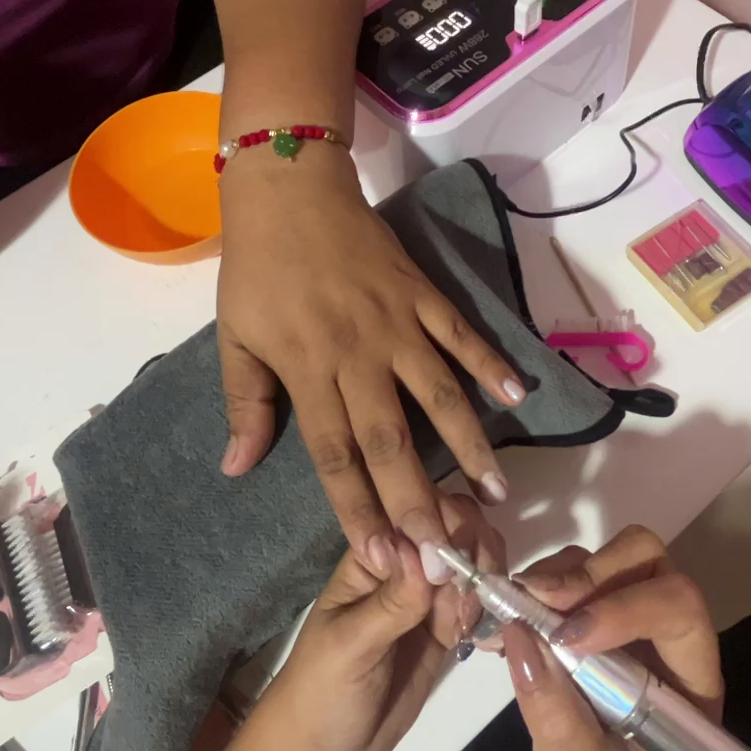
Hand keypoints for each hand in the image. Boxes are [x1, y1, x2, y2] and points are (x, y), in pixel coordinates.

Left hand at [183, 496, 505, 750]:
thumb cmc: (320, 690)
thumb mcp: (349, 646)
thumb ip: (390, 603)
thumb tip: (421, 551)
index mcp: (371, 551)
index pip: (413, 511)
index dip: (442, 524)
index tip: (455, 563)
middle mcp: (404, 561)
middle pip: (453, 524)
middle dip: (473, 547)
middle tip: (475, 591)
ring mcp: (428, 593)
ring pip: (472, 557)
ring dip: (485, 577)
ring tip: (470, 620)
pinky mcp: (446, 626)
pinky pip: (478, 599)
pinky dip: (489, 607)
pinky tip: (480, 634)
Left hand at [216, 148, 524, 569]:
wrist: (291, 194)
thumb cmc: (258, 271)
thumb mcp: (234, 337)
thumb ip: (244, 402)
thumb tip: (236, 469)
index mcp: (309, 370)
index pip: (336, 453)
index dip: (358, 508)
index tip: (383, 557)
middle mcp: (359, 355)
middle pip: (392, 437)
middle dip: (418, 498)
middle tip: (447, 551)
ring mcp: (398, 323)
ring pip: (439, 393)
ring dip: (469, 444)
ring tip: (495, 492)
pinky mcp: (423, 294)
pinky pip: (461, 334)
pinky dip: (489, 364)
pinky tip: (516, 397)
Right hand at [499, 526, 721, 750]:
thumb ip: (555, 714)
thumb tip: (516, 634)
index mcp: (688, 678)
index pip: (678, 609)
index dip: (627, 606)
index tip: (569, 638)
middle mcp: (663, 636)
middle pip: (646, 562)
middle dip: (589, 573)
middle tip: (538, 600)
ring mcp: (625, 621)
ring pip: (603, 558)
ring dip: (557, 575)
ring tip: (514, 608)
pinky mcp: (588, 618)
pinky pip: (567, 575)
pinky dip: (534, 585)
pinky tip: (507, 618)